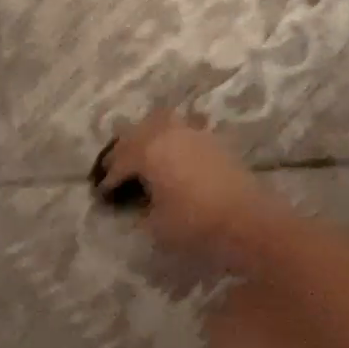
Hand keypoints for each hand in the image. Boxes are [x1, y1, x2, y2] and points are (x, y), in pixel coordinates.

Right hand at [95, 110, 280, 259]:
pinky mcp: (213, 138)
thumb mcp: (156, 226)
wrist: (246, 219)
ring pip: (162, 121)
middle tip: (114, 167)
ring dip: (147, 134)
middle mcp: (168, 133)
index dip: (109, 179)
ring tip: (141, 151)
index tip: (101, 193)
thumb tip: (137, 203)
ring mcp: (194, 131)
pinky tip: (173, 147)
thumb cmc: (195, 224)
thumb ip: (141, 210)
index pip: (120, 162)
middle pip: (138, 133)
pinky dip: (172, 133)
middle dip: (123, 149)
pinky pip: (185, 126)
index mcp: (149, 151)